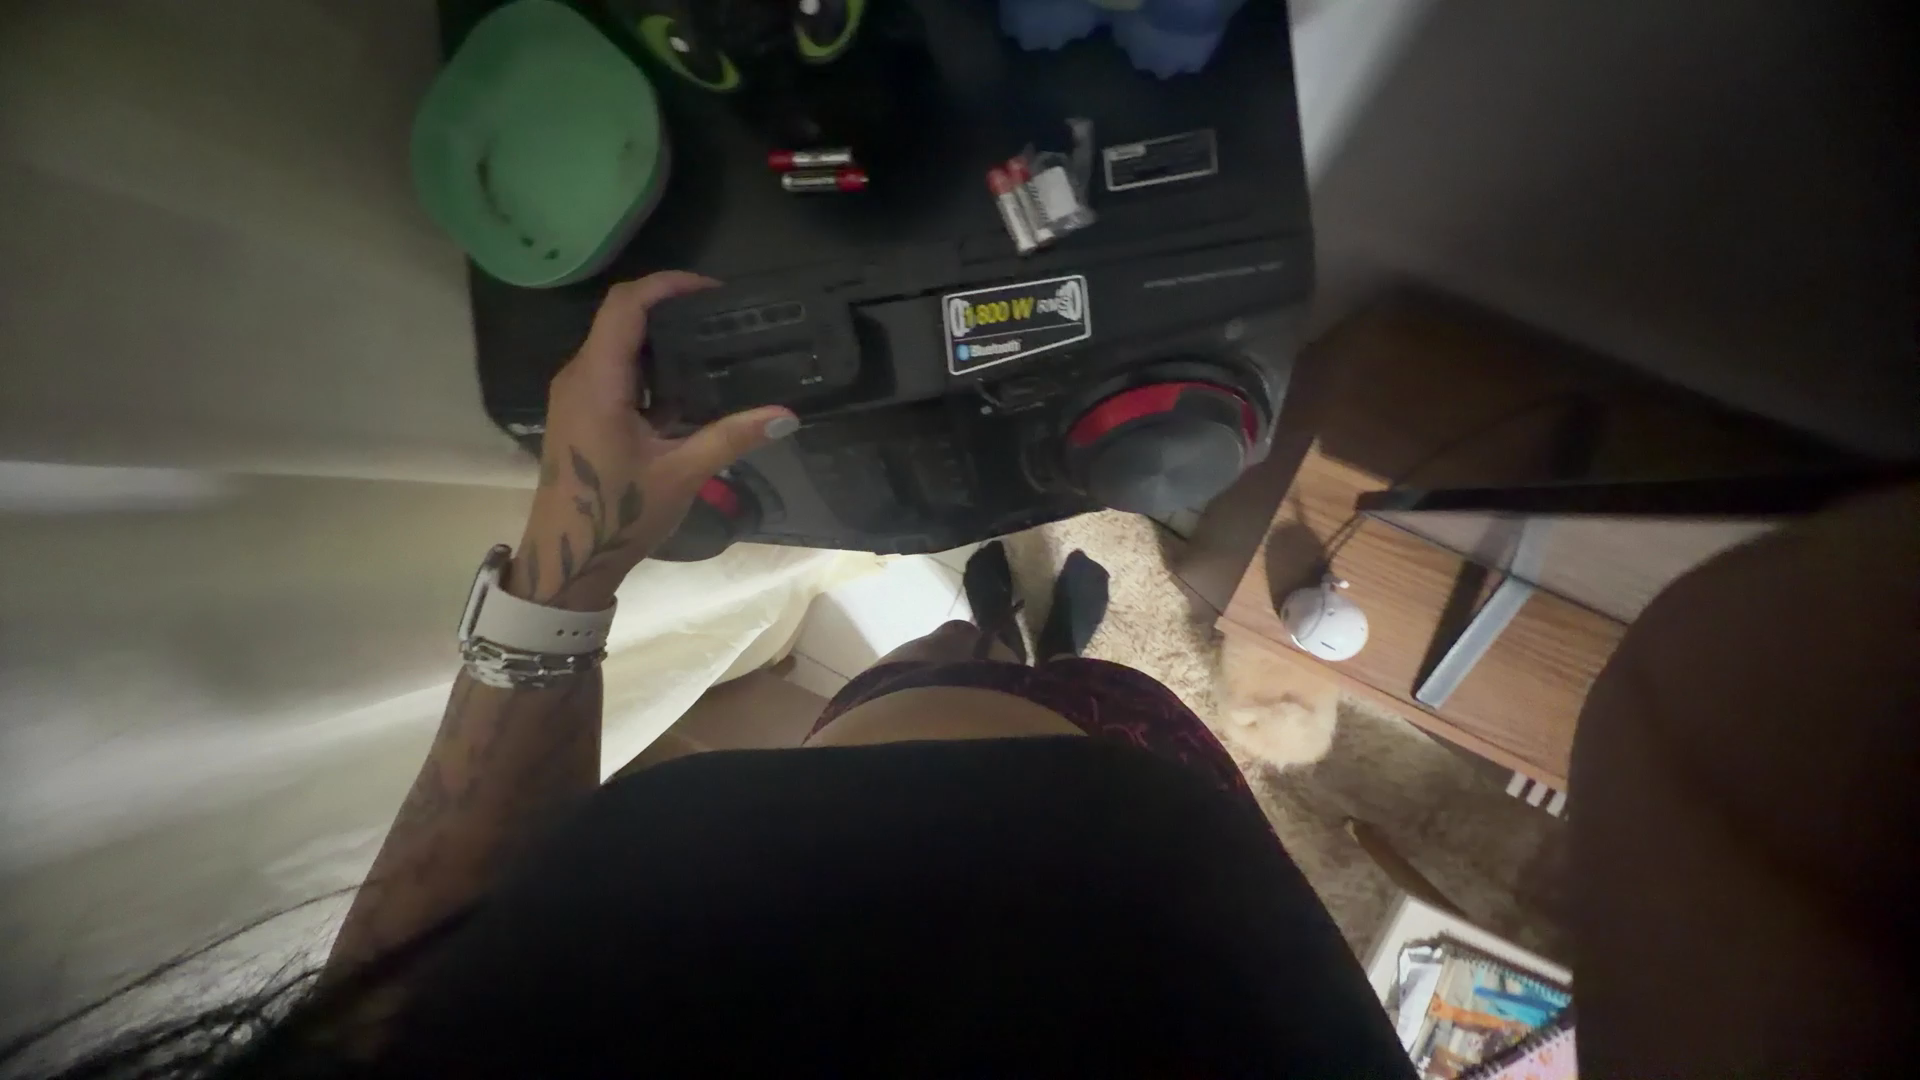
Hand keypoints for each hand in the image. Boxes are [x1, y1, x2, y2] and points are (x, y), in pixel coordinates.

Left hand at [508, 272, 796, 610]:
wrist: (568, 558)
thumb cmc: (618, 514)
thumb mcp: (682, 474)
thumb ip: (733, 437)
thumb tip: (788, 415)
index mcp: (597, 381)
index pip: (625, 306)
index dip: (667, 286)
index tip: (713, 291)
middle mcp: (579, 377)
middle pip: (621, 320)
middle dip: (671, 311)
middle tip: (724, 320)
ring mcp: (576, 396)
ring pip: (618, 347)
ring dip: (662, 343)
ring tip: (714, 348)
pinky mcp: (582, 414)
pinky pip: (616, 373)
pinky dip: (652, 370)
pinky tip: (689, 390)